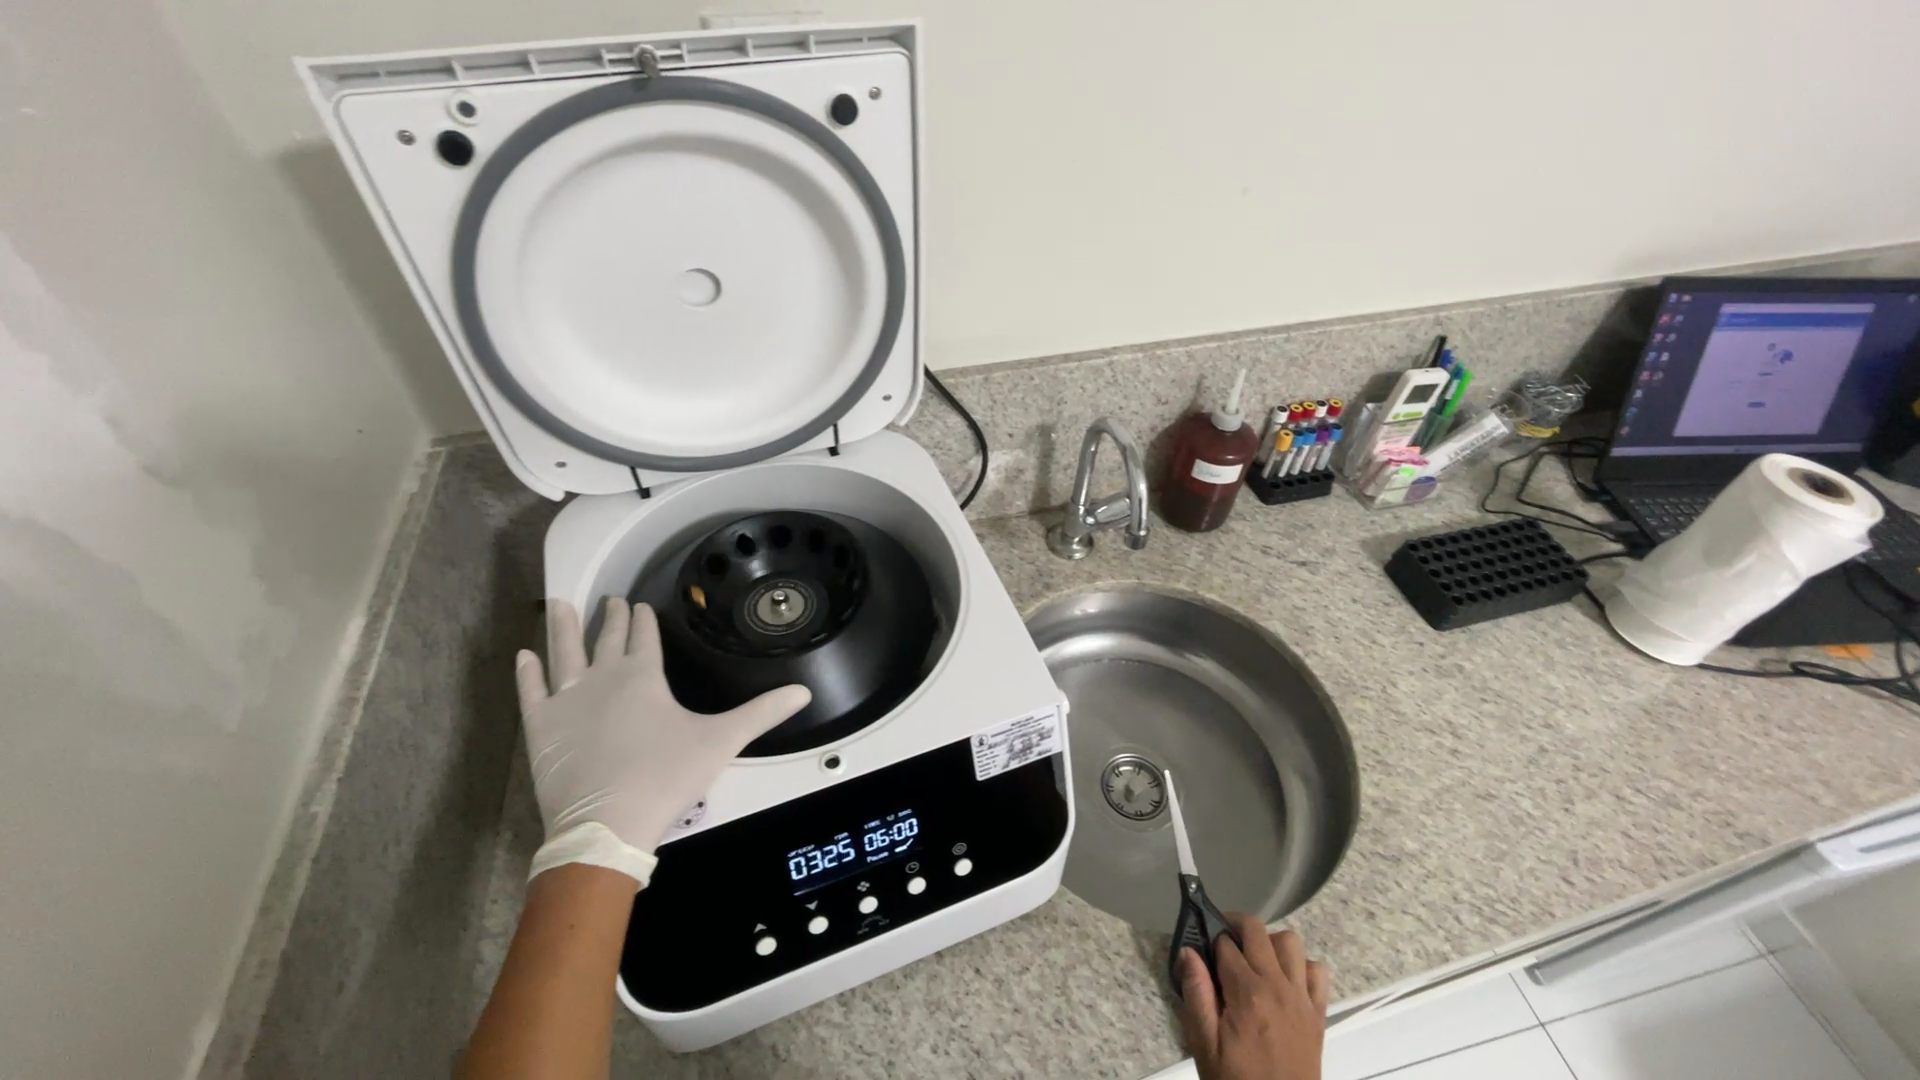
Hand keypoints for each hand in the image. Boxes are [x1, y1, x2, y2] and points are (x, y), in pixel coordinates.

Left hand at [514, 598, 810, 886]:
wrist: (607, 824)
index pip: (644, 637)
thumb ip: (761, 714)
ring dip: (564, 628)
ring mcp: (566, 700)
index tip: (640, 604)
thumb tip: (803, 693)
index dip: (644, 619)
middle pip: (607, 639)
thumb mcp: (721, 743)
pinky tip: (524, 655)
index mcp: (643, 677)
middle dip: (612, 618)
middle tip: (611, 600)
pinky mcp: (540, 726)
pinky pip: (531, 690)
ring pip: (563, 653)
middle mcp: (602, 678)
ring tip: (561, 604)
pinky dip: (527, 672)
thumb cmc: (665, 778)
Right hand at [1176, 915, 1329, 1079]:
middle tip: (1222, 942)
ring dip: (1270, 943)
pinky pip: (1318, 971)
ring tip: (1254, 961)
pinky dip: (1302, 966)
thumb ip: (1196, 993)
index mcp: (1247, 993)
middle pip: (1258, 930)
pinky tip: (1285, 981)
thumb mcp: (1204, 1044)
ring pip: (1290, 942)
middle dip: (1235, 925)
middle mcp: (1278, 986)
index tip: (1201, 950)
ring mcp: (1302, 998)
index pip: (1225, 943)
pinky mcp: (1318, 1013)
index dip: (1210, 941)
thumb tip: (1188, 951)